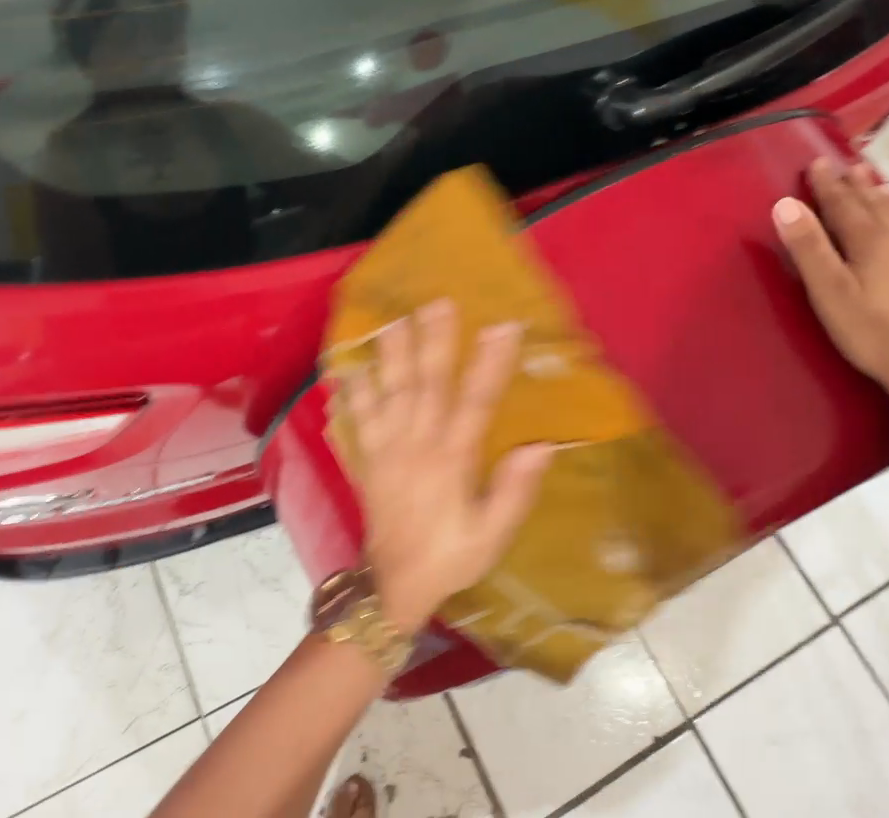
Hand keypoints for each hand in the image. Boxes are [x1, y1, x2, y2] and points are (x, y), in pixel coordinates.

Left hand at [336, 299, 553, 631]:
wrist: (393, 584)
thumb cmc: (451, 556)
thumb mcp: (491, 536)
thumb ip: (512, 492)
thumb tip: (541, 447)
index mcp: (452, 462)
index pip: (475, 404)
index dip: (489, 365)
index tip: (502, 327)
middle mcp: (417, 448)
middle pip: (427, 386)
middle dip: (434, 342)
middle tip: (437, 303)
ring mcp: (387, 451)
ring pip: (390, 394)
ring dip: (392, 356)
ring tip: (393, 321)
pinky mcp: (366, 459)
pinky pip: (357, 420)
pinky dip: (352, 393)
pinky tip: (347, 367)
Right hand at [773, 158, 888, 403]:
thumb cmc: (871, 332)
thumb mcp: (828, 291)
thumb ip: (808, 247)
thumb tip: (786, 204)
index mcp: (869, 242)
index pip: (843, 204)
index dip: (828, 185)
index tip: (818, 162)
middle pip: (875, 207)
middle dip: (857, 187)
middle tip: (848, 167)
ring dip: (886, 201)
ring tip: (879, 187)